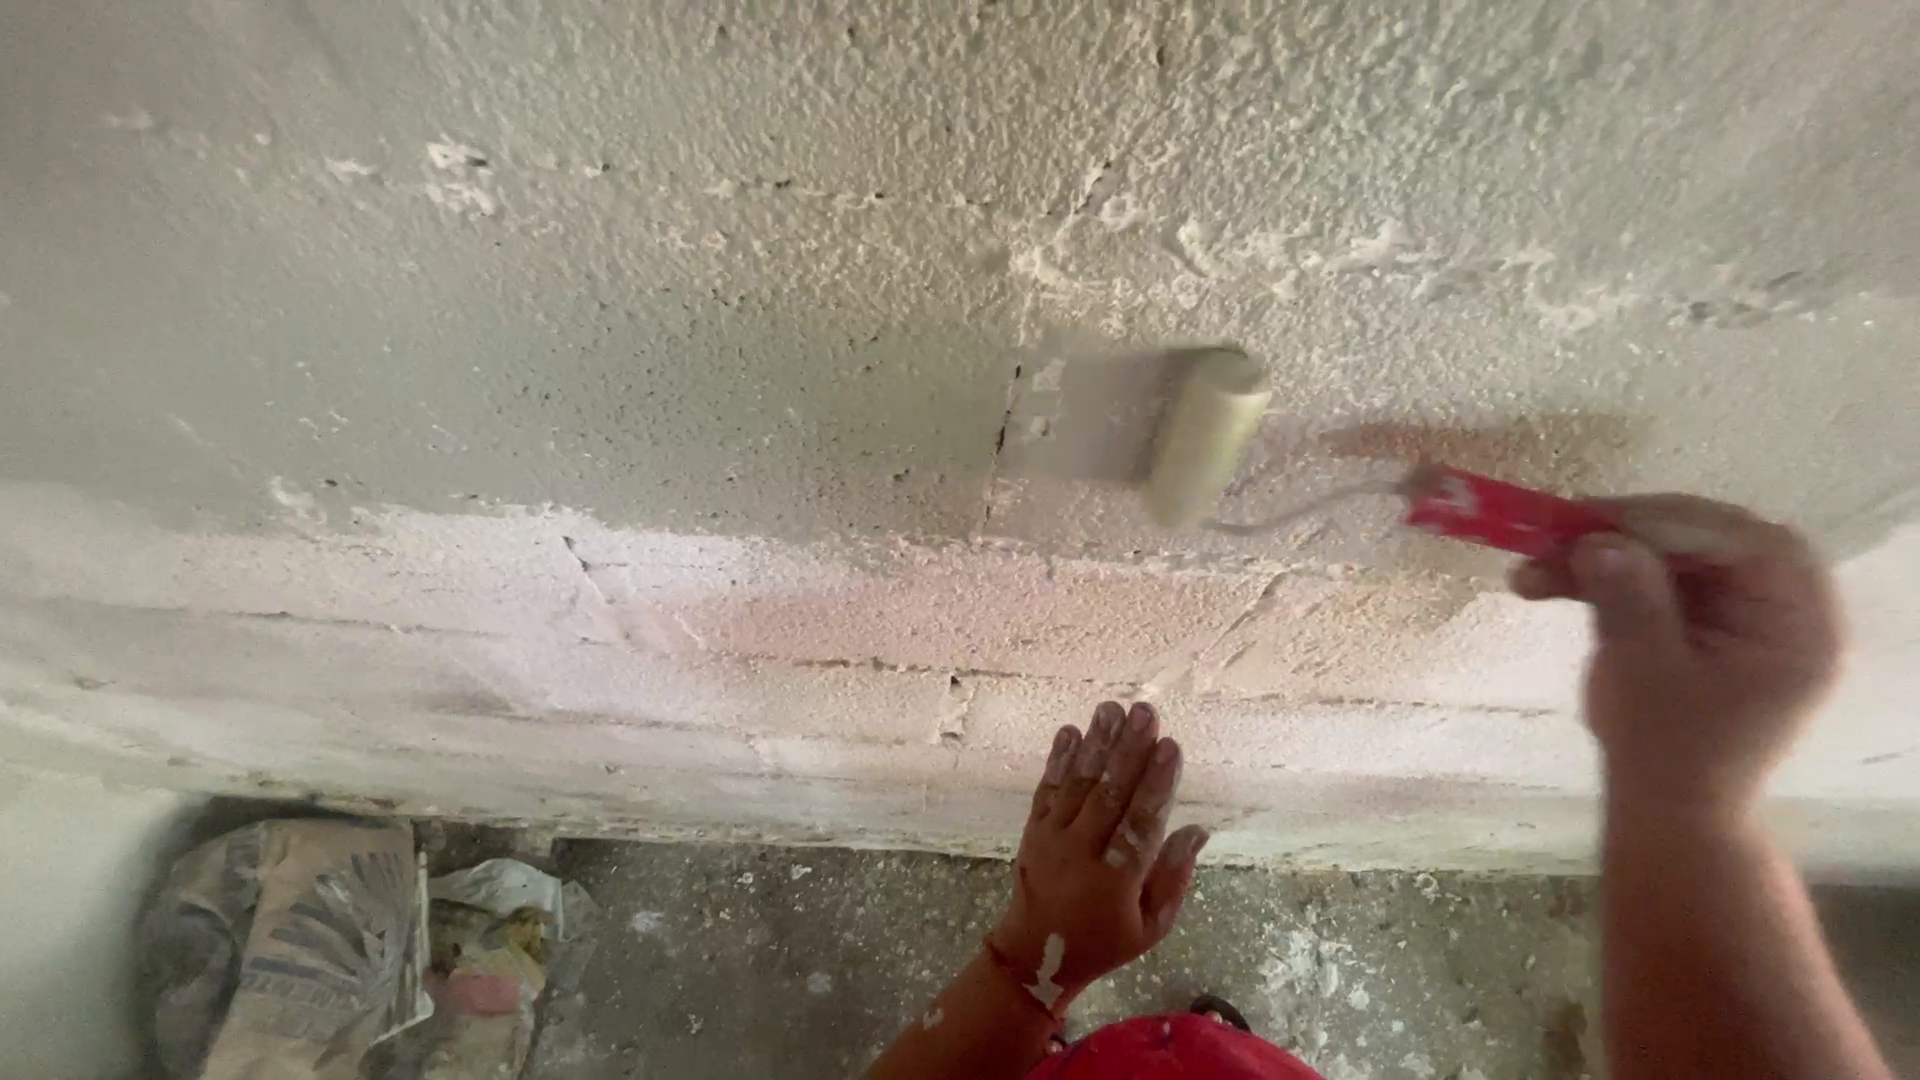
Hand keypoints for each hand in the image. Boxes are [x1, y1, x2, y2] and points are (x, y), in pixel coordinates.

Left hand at [985, 701, 1206, 1015]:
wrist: (1034, 952)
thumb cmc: (1104, 940)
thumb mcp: (1150, 926)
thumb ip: (1173, 877)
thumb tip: (1198, 829)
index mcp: (1116, 880)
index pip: (1141, 823)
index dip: (1156, 783)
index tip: (1170, 745)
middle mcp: (1082, 851)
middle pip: (1109, 793)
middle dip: (1128, 750)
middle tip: (1145, 712)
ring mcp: (1053, 836)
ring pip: (1077, 784)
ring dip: (1096, 743)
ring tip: (1111, 709)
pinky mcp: (1033, 827)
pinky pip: (1047, 788)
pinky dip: (1058, 759)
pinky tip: (1070, 731)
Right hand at [1509, 495, 1840, 815]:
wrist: (1663, 800)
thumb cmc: (1667, 746)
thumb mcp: (1645, 671)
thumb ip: (1629, 600)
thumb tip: (1597, 540)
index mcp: (1793, 624)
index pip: (1752, 545)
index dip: (1676, 522)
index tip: (1597, 521)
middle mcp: (1768, 609)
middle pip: (1702, 543)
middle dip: (1624, 534)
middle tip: (1554, 535)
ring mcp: (1723, 613)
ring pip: (1659, 558)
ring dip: (1590, 558)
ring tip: (1526, 572)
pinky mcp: (1683, 621)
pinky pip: (1638, 580)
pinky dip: (1590, 578)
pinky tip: (1541, 586)